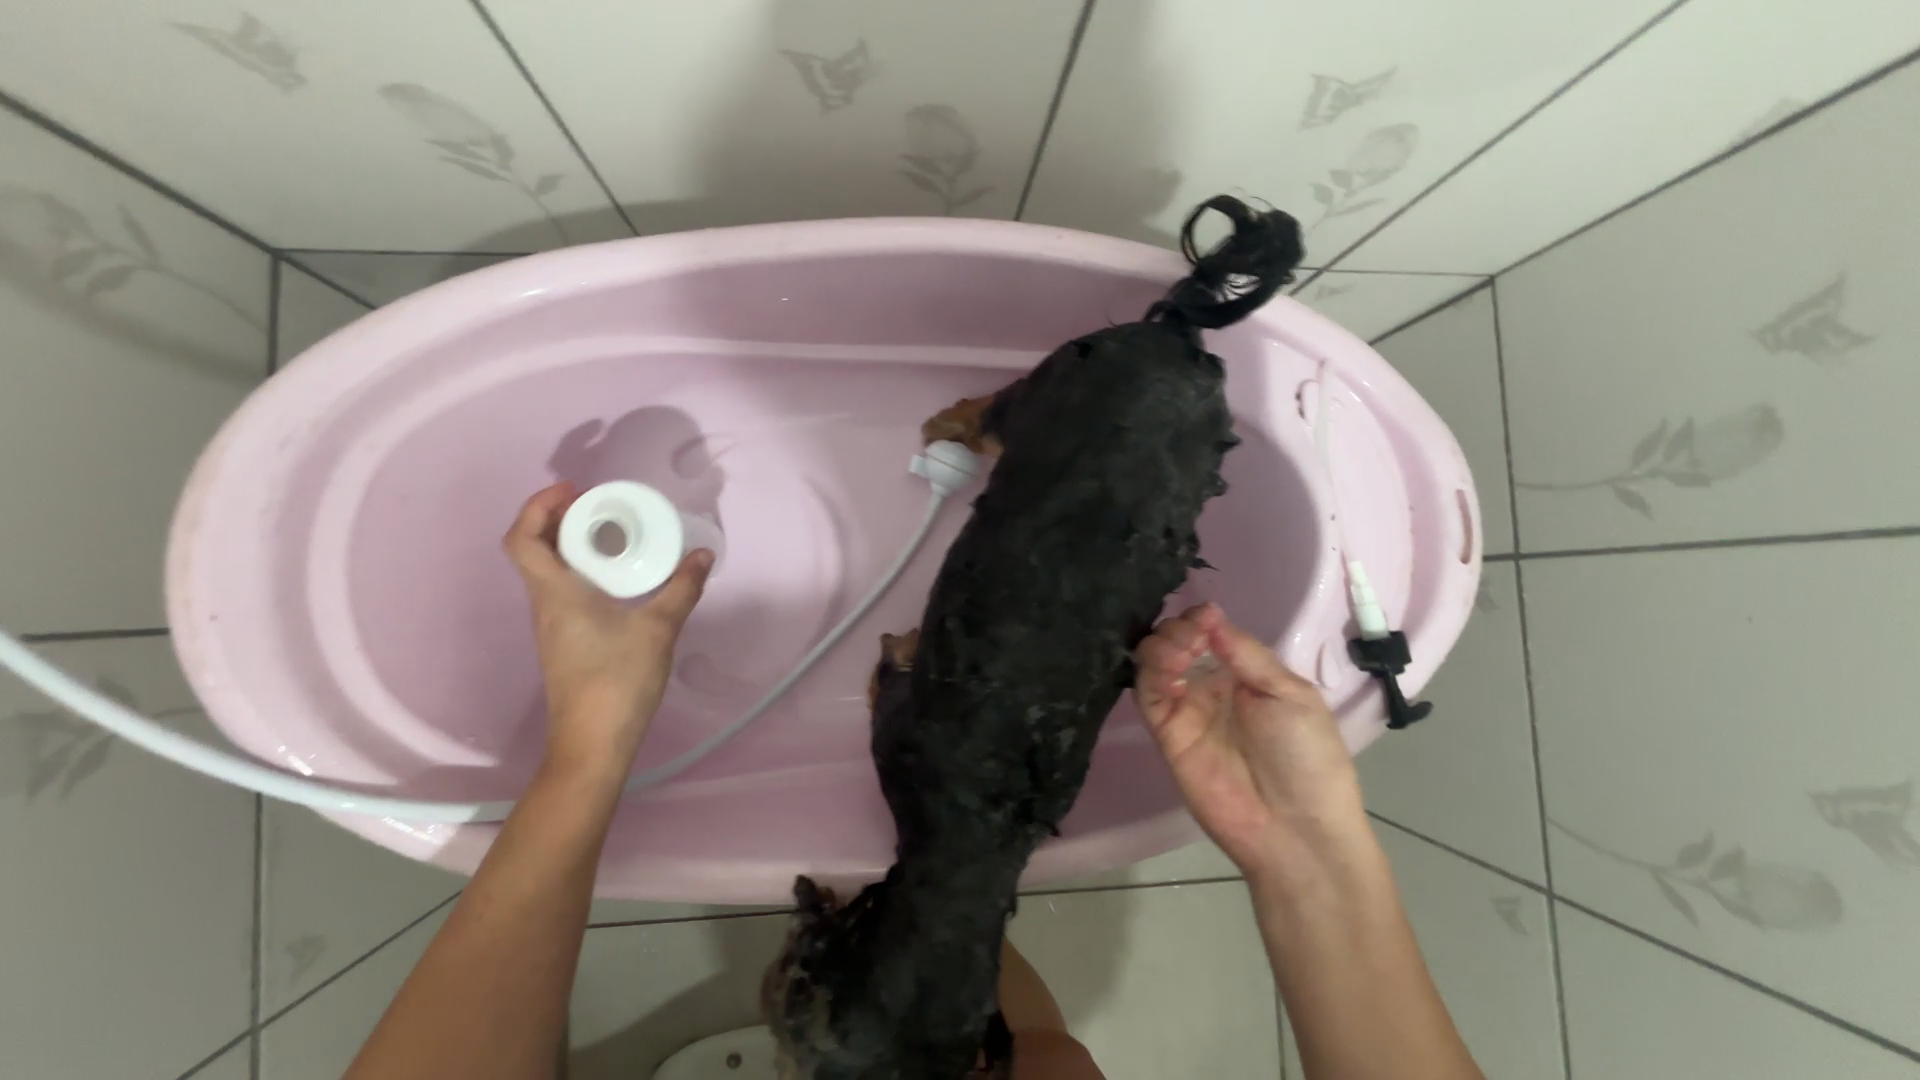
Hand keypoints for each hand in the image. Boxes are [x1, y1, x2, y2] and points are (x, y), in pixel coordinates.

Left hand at [503, 483, 712, 775]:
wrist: (594, 742)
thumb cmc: (618, 680)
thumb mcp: (659, 629)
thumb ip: (682, 589)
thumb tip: (703, 555)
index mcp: (556, 593)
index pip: (522, 539)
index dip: (537, 506)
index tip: (573, 490)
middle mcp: (545, 604)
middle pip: (533, 549)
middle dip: (558, 518)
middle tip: (599, 504)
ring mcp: (552, 625)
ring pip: (546, 570)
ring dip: (568, 544)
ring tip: (609, 531)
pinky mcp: (565, 641)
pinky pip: (562, 590)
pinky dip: (580, 569)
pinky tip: (615, 575)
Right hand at [1133, 603, 1365, 881]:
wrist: (1296, 828)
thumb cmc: (1307, 757)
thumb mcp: (1290, 694)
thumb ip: (1246, 654)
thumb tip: (1209, 614)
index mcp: (1245, 674)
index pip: (1209, 633)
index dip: (1200, 619)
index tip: (1204, 616)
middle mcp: (1210, 687)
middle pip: (1176, 643)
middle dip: (1177, 629)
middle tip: (1190, 636)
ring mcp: (1186, 711)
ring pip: (1154, 664)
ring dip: (1161, 646)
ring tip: (1180, 651)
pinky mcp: (1166, 735)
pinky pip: (1147, 696)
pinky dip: (1150, 674)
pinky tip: (1170, 671)